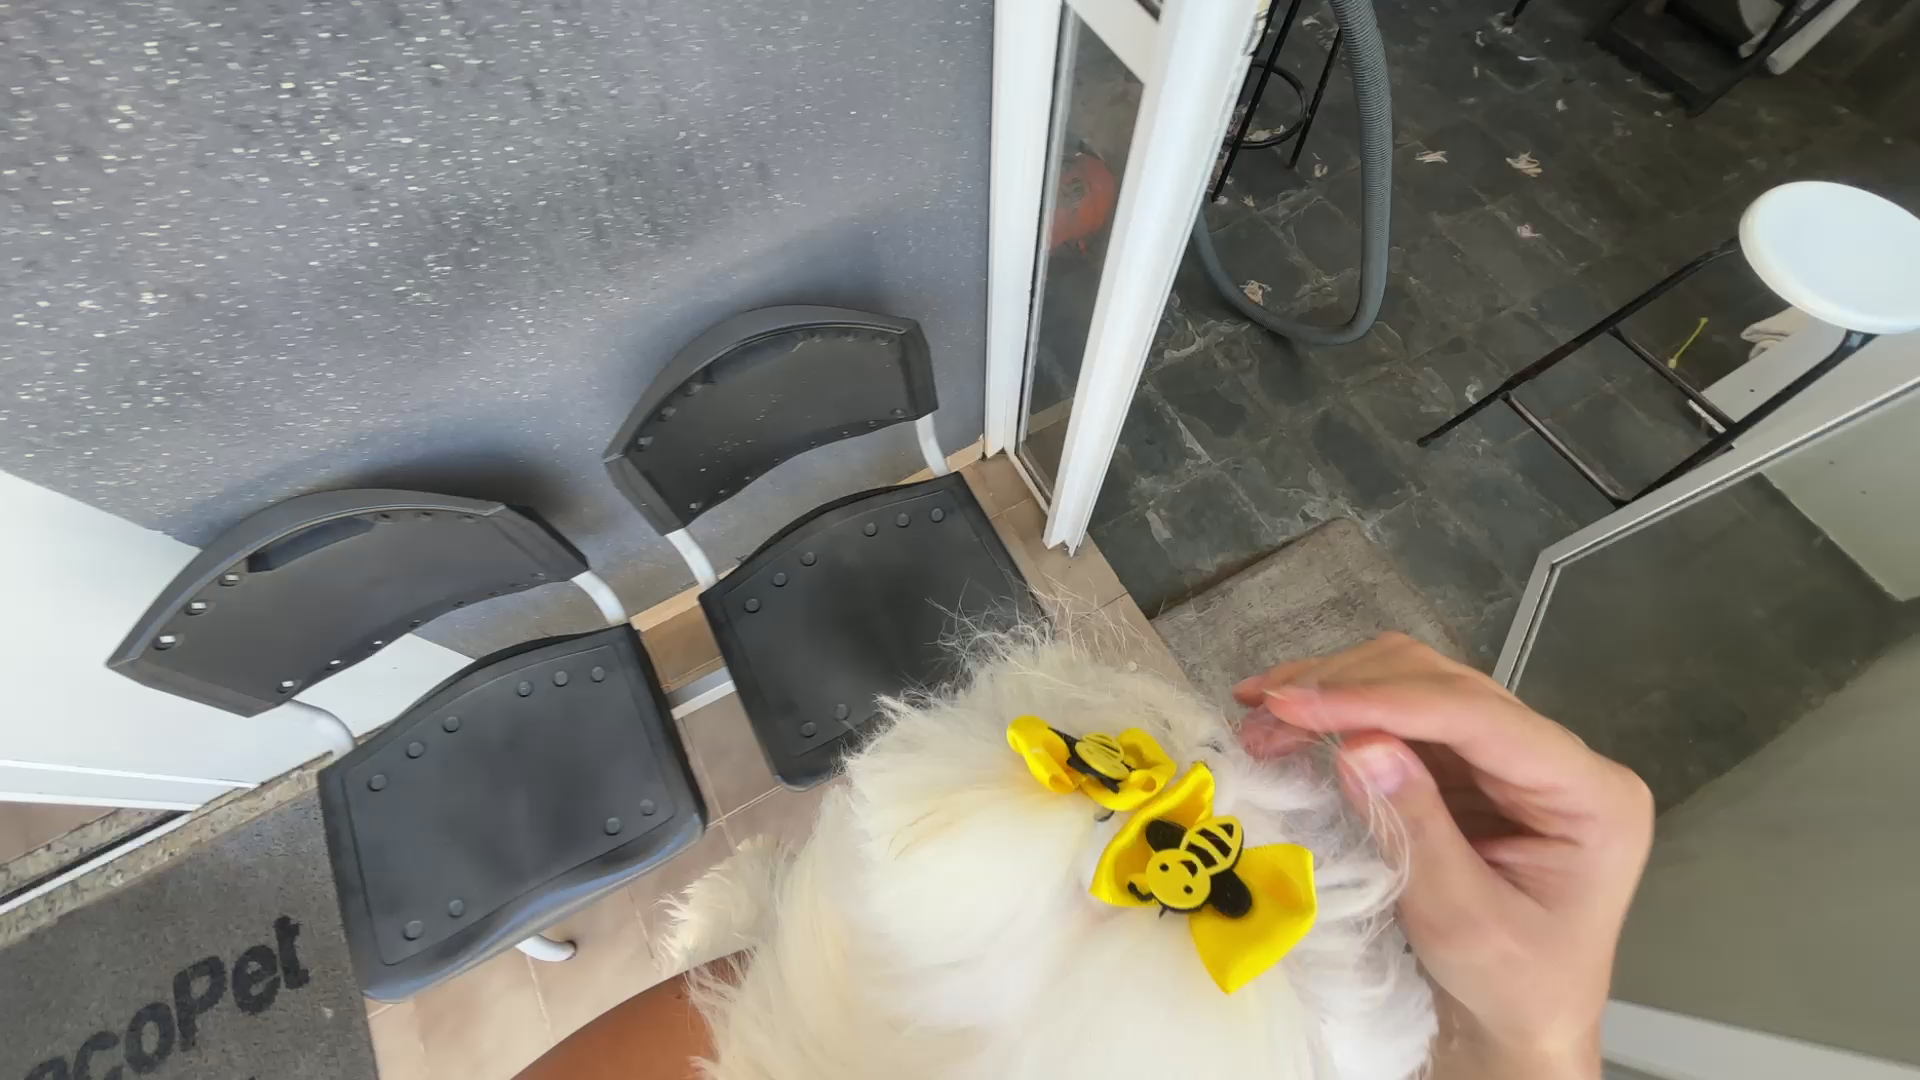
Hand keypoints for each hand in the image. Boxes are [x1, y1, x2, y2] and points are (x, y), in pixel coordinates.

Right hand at [1233, 634, 1652, 1079]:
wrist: (1509, 1017)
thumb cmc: (1508, 985)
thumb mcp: (1464, 923)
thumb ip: (1416, 830)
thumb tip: (1360, 745)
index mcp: (1586, 793)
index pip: (1475, 716)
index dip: (1378, 700)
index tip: (1292, 706)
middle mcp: (1546, 752)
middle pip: (1435, 680)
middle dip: (1340, 687)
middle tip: (1261, 713)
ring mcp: (1498, 748)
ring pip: (1405, 676)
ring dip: (1326, 687)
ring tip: (1258, 712)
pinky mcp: (1455, 753)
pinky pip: (1386, 703)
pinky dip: (1330, 704)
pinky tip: (1283, 713)